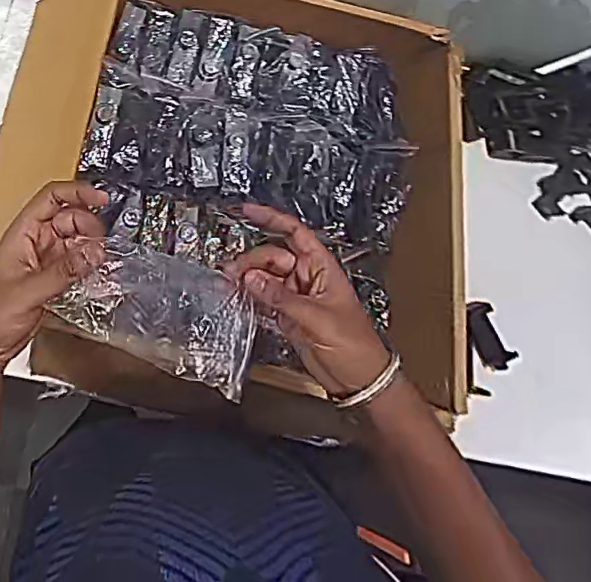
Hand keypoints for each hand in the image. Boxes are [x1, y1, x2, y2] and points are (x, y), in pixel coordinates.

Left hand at [0, 181, 107, 374]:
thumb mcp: (27, 291)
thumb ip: (64, 271)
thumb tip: (94, 251)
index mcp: (22, 233)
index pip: (52, 197)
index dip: (78, 193)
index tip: (101, 199)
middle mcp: (34, 242)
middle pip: (70, 218)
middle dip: (90, 227)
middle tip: (102, 244)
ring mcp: (44, 260)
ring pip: (76, 241)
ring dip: (92, 248)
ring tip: (102, 260)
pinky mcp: (52, 279)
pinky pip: (77, 263)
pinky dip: (90, 266)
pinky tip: (97, 274)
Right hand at [223, 203, 391, 398]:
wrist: (360, 379)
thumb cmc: (353, 344)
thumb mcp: (318, 318)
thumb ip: (281, 298)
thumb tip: (251, 278)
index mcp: (321, 266)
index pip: (294, 233)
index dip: (271, 219)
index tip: (248, 211)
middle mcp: (307, 276)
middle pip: (273, 256)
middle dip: (252, 260)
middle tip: (232, 272)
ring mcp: (296, 296)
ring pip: (266, 277)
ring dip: (248, 279)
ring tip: (229, 285)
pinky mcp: (288, 315)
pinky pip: (265, 299)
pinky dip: (251, 298)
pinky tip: (237, 298)